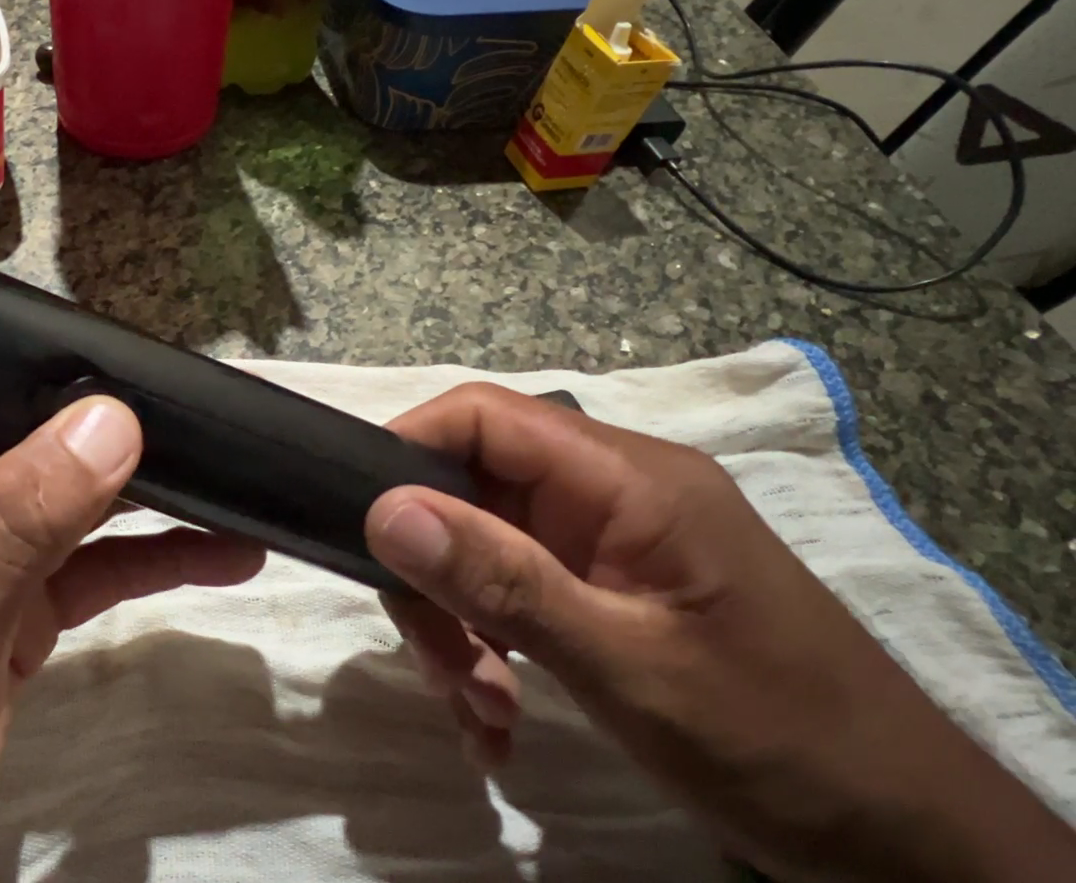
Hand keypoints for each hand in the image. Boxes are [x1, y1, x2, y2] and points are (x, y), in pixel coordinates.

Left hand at [0, 397, 263, 880]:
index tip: (162, 375)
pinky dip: (149, 565)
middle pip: (45, 457)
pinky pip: (89, 574)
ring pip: (78, 516)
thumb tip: (111, 418)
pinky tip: (221, 557)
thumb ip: (21, 518)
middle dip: (128, 447)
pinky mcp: (13, 621)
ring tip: (242, 493)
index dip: (72, 384)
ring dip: (155, 510)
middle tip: (223, 432)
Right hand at [366, 384, 1075, 882]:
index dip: (407, 449)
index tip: (354, 524)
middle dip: (433, 578)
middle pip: (469, 493)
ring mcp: (604, 546)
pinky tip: (496, 721)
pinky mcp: (601, 592)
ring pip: (479, 553)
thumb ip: (501, 581)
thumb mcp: (624, 663)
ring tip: (480, 716)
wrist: (900, 840)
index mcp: (626, 479)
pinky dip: (486, 653)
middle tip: (440, 667)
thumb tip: (383, 510)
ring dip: (457, 630)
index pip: (485, 415)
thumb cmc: (774, 735)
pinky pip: (510, 599)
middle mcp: (608, 495)